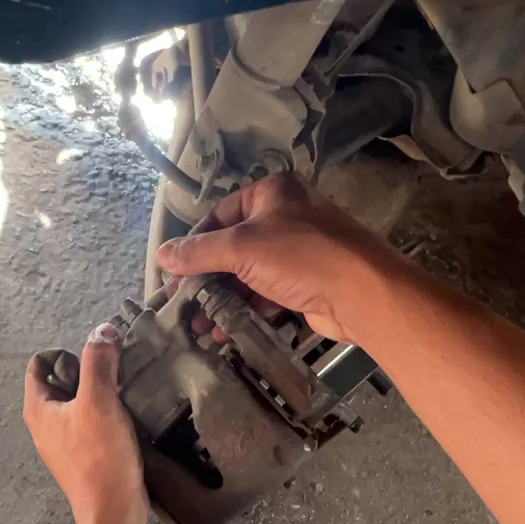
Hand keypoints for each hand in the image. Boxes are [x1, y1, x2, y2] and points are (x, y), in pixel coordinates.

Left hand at [23, 323, 146, 523]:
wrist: (114, 513)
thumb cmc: (100, 456)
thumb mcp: (100, 402)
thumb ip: (98, 363)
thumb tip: (102, 329)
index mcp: (37, 409)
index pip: (39, 363)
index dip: (65, 353)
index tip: (94, 359)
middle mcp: (44, 424)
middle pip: (61, 381)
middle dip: (86, 370)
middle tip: (114, 370)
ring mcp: (63, 442)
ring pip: (78, 402)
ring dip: (98, 392)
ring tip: (124, 390)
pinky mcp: (83, 456)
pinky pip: (90, 422)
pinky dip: (105, 413)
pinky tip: (126, 416)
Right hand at [154, 172, 402, 342]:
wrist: (362, 293)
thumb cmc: (301, 256)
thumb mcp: (242, 248)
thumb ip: (200, 252)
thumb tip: (162, 255)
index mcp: (271, 193)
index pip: (219, 215)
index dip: (193, 243)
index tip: (172, 272)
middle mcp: (284, 216)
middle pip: (232, 246)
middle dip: (206, 278)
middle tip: (182, 304)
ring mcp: (297, 250)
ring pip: (248, 273)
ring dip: (222, 299)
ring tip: (199, 326)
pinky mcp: (305, 281)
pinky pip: (265, 293)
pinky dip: (244, 309)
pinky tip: (224, 331)